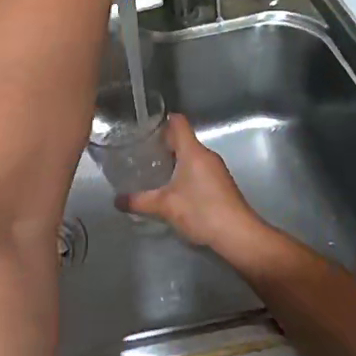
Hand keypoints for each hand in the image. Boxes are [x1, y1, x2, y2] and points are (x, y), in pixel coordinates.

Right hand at [117, 114, 266, 251]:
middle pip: (184, 139)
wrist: (238, 234)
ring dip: (174, 160)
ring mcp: (216, 170)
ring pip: (191, 156)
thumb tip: (117, 200)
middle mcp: (207, 155)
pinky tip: (172, 189)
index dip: (162, 120)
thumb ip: (139, 201)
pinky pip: (199, 169)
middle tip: (141, 152)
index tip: (145, 127)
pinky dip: (184, 173)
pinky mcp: (221, 184)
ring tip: (152, 170)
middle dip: (163, 143)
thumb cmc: (201, 211)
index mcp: (193, 151)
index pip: (178, 122)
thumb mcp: (165, 206)